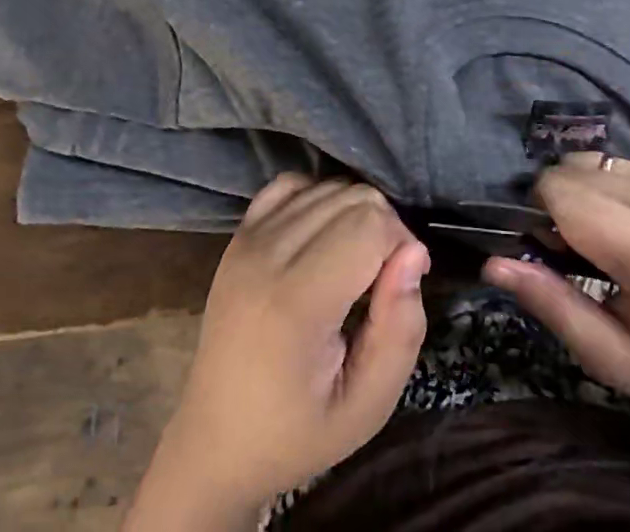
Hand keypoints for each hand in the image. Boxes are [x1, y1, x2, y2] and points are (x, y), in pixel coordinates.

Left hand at [127, 175, 428, 528]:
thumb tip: (414, 253)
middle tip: (382, 282)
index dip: (403, 246)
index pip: (369, 225)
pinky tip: (322, 240)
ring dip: (356, 217)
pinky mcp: (237, 237)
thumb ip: (402, 329)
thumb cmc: (297, 433)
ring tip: (354, 266)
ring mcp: (246, 241)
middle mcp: (265, 257)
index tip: (401, 289)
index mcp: (295, 303)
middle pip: (353, 197)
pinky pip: (291, 186)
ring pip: (328, 187)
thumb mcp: (368, 406)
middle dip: (386, 229)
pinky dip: (319, 200)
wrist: (215, 443)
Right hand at [483, 154, 629, 450]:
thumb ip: (550, 303)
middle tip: (572, 259)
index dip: (535, 220)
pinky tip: (623, 232)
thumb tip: (491, 264)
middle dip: (553, 206)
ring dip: (578, 195)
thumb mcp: (613, 357)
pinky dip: (603, 189)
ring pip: (592, 162)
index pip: (556, 190)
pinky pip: (619, 167)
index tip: (548, 260)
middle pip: (569, 170)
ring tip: (597, 245)